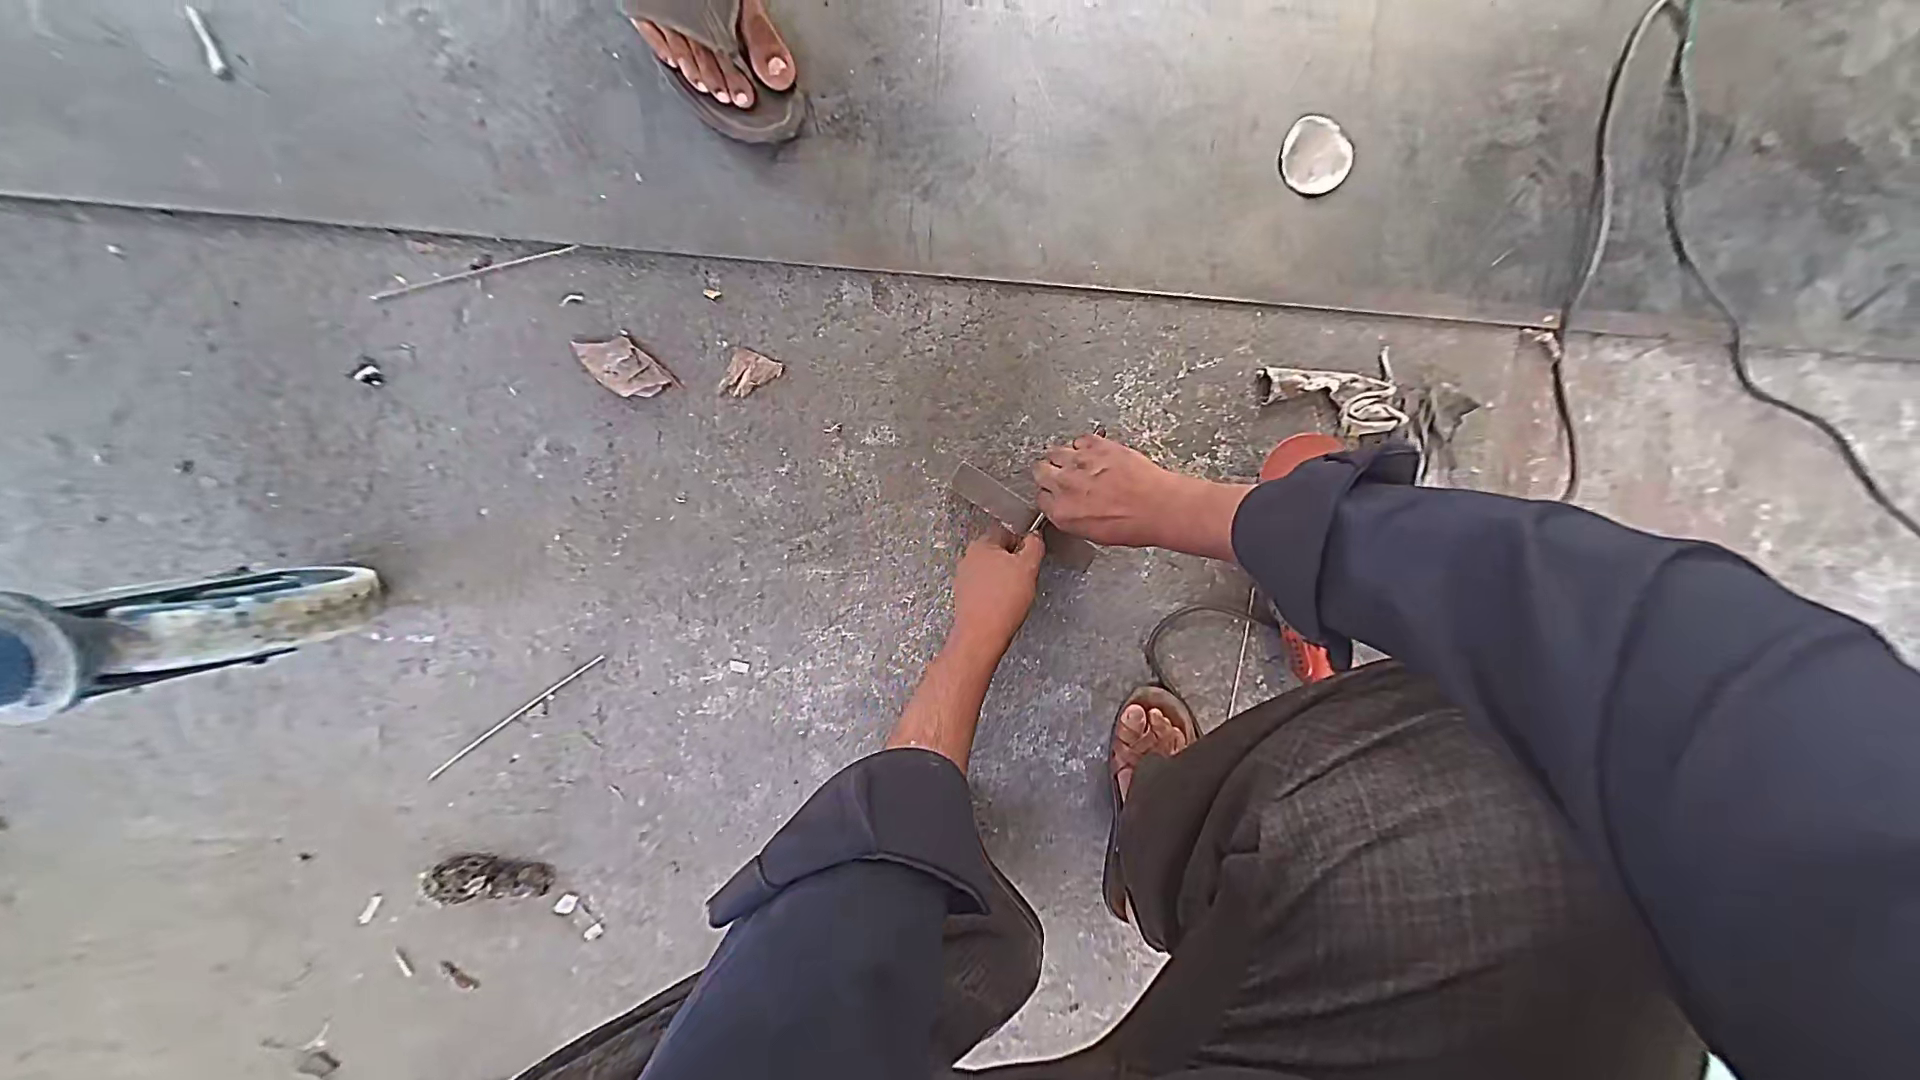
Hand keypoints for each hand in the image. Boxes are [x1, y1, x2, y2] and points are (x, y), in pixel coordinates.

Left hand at [949, 527, 1045, 651]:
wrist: (981, 635)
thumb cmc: (1001, 602)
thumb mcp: (1029, 567)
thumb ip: (1034, 545)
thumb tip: (1035, 536)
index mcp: (981, 544)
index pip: (1007, 531)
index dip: (1024, 542)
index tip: (1032, 556)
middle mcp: (968, 558)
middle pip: (999, 551)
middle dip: (1014, 562)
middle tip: (1025, 577)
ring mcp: (965, 578)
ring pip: (992, 571)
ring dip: (1005, 579)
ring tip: (1014, 593)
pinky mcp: (965, 596)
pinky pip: (986, 589)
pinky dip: (996, 594)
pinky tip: (1004, 604)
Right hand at [1033, 434, 1250, 557]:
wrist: (1158, 507)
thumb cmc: (1134, 524)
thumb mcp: (1093, 533)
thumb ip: (1072, 516)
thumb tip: (1069, 508)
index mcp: (1061, 512)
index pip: (1041, 497)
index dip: (1049, 493)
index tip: (1056, 491)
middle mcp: (1064, 485)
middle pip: (1040, 470)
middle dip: (1049, 472)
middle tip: (1061, 473)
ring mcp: (1079, 463)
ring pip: (1055, 451)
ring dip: (1063, 456)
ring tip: (1076, 461)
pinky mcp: (1096, 446)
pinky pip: (1080, 439)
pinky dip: (1084, 444)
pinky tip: (1093, 452)